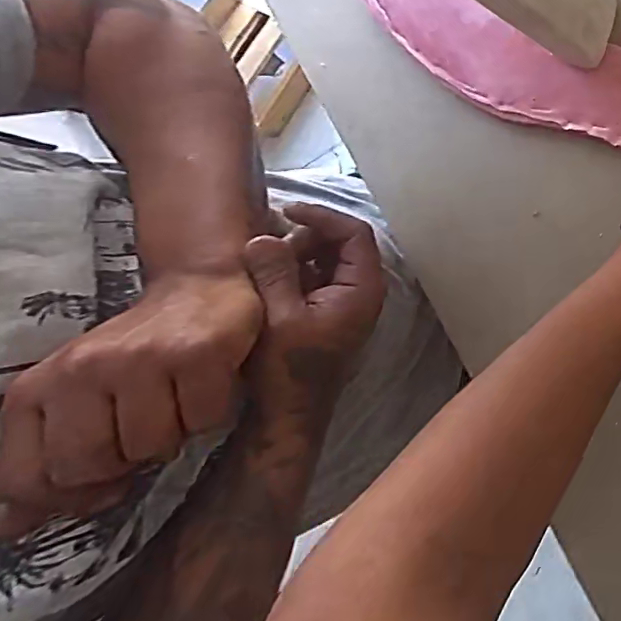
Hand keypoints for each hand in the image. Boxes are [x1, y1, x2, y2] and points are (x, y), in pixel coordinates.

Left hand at [0, 270, 261, 540]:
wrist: (203, 287)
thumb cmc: (144, 347)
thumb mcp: (82, 396)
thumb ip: (50, 456)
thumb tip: (10, 531)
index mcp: (36, 390)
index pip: (28, 479)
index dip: (70, 497)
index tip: (108, 486)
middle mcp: (80, 374)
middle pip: (93, 466)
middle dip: (131, 463)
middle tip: (153, 438)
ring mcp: (142, 361)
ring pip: (154, 445)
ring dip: (179, 437)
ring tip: (186, 408)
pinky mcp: (199, 353)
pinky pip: (207, 417)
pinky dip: (216, 413)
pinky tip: (214, 390)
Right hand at [238, 203, 386, 434]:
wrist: (288, 410)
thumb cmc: (287, 367)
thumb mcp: (277, 318)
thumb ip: (275, 275)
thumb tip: (267, 238)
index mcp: (363, 287)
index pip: (356, 235)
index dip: (325, 217)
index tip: (288, 211)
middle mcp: (362, 289)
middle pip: (342, 244)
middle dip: (306, 235)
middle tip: (265, 241)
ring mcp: (345, 299)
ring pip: (326, 260)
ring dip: (296, 252)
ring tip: (257, 257)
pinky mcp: (327, 309)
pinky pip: (314, 277)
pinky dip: (292, 269)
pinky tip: (260, 274)